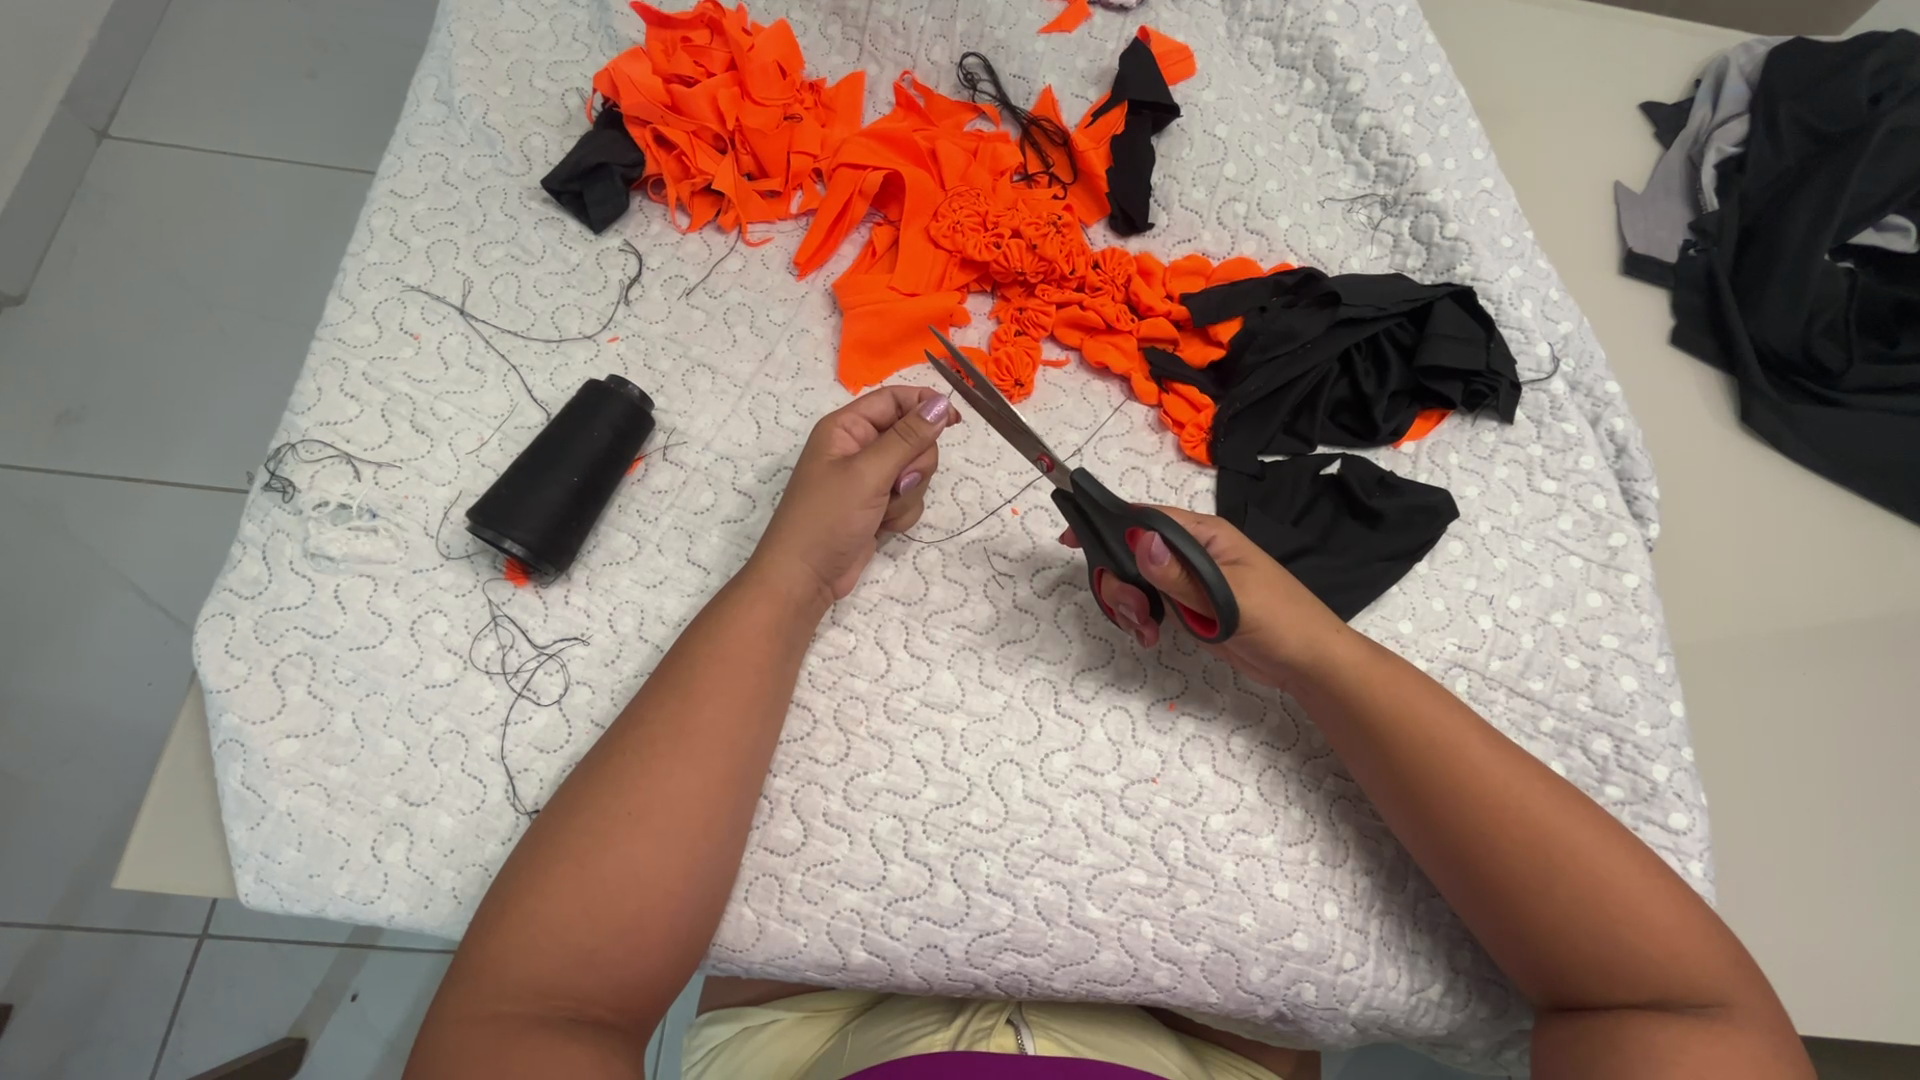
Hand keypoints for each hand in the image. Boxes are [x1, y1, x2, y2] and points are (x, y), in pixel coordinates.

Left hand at [752, 385, 959, 603]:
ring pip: (916, 471)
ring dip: (908, 494)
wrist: (806, 578)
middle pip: (913, 437)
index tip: (953, 421)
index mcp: (846, 428)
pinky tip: (882, 528)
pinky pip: (909, 498)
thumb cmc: (827, 518)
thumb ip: (907, 438)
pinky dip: (902, 514)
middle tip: (898, 484)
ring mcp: (869, 479)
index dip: (925, 405)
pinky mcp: (878, 506)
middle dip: (914, 464)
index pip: (894, 400)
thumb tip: (939, 404)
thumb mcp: (868, 473)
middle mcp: (858, 448)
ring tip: (882, 511)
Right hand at [1061, 506, 1350, 692]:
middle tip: (1134, 612)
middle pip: (1130, 553)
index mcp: (1204, 536)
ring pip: (1134, 581)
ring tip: (1146, 631)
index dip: (1107, 524)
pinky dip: (1140, 620)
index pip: (1145, 518)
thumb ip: (1178, 573)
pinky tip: (1151, 638)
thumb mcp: (1227, 597)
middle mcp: (1191, 552)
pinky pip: (1147, 604)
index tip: (1072, 539)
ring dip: (1128, 605)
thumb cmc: (1278, 619)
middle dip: (1119, 582)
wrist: (1306, 662)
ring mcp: (1187, 580)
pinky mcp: (1186, 606)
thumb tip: (1137, 539)